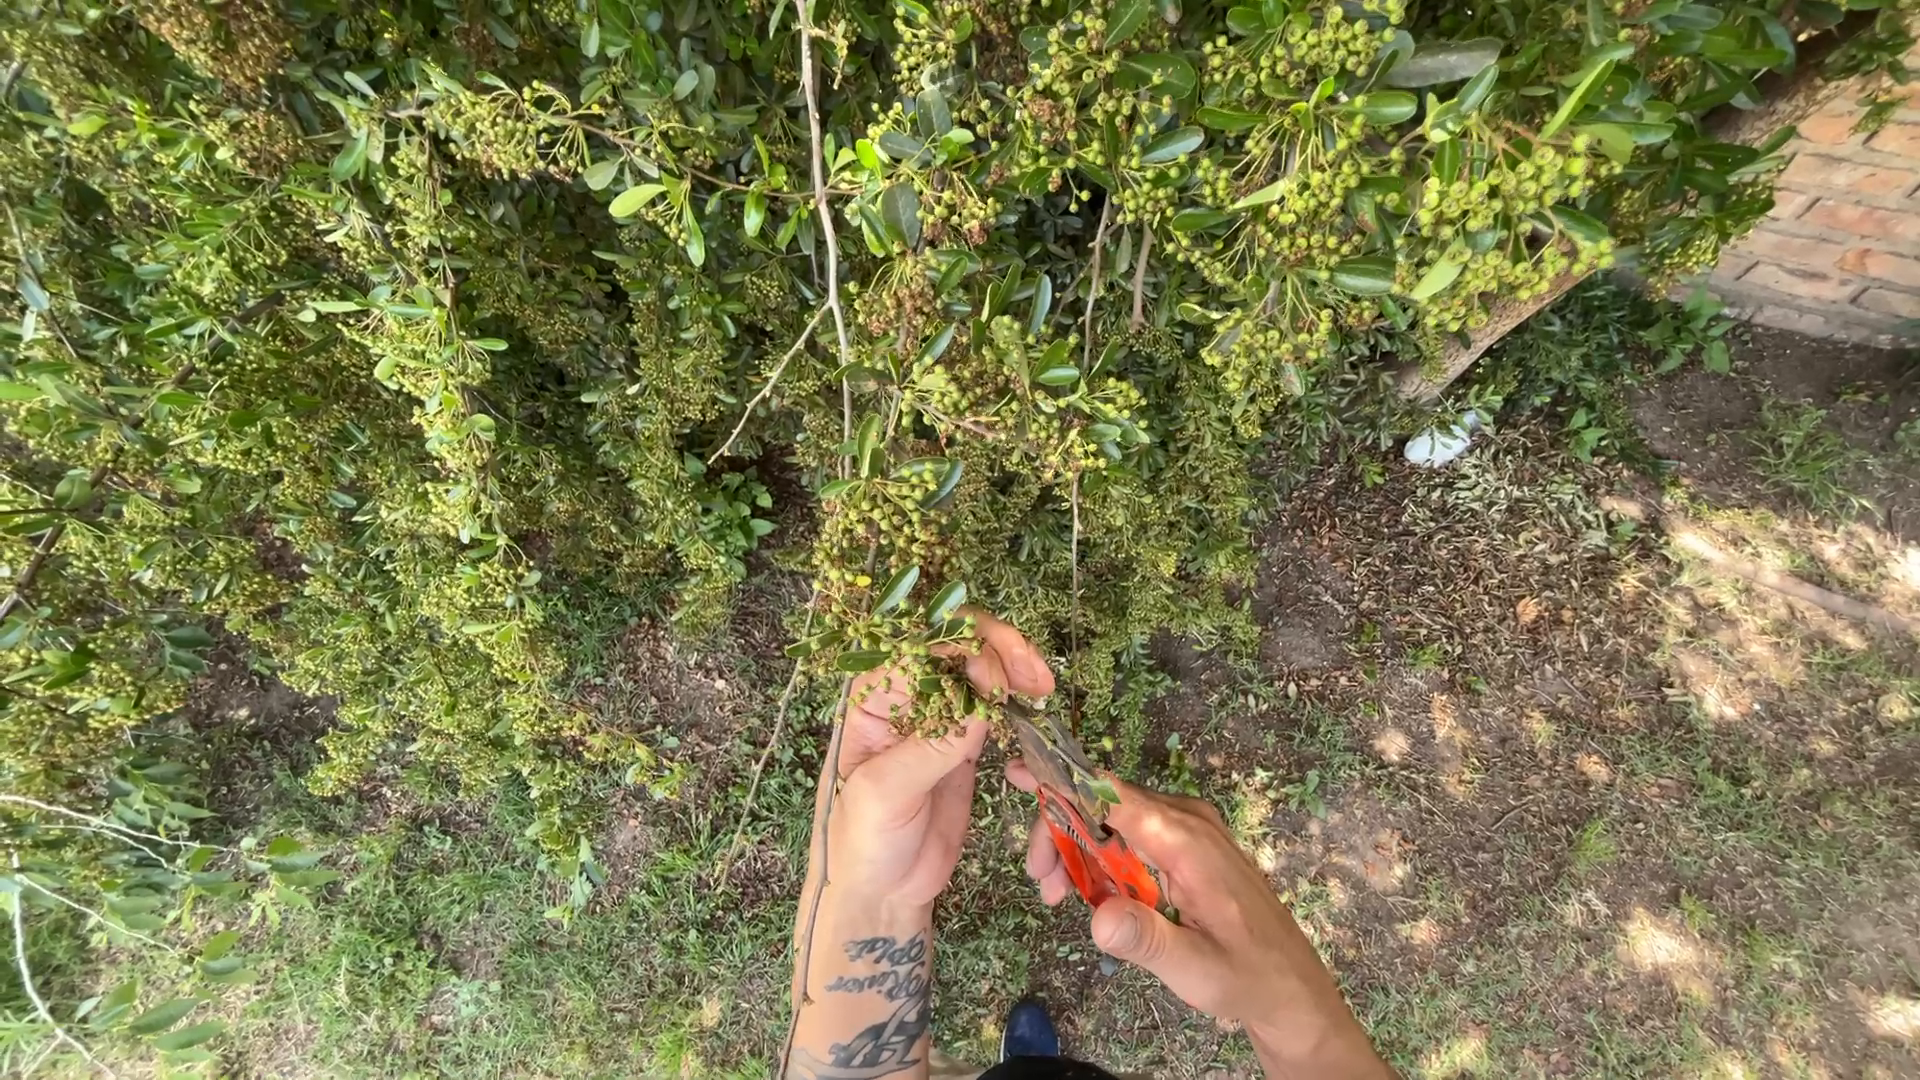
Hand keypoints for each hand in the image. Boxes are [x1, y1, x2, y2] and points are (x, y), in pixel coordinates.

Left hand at [810, 609, 1054, 910]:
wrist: (881, 890)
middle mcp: (906, 694)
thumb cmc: (861, 839)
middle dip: (999, 648)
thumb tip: (982, 699)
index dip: (962, 648)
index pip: (920, 647)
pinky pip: (996, 707)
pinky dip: (1018, 702)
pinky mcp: (966, 742)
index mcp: (874, 694)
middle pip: (956, 645)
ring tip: (1042, 687)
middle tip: (1036, 677)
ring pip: (981, 668)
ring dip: (1015, 668)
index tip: (995, 679)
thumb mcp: (884, 791)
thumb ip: (931, 745)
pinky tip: (1035, 708)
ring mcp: (939, 715)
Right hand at [1008, 769, 1390, 1076]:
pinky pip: (1128, 835)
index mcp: (1186, 838)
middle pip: (1103, 804)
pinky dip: (1099, 857)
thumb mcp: (1197, 969)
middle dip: (1061, 832)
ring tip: (1055, 893)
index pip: (1113, 794)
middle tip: (1039, 880)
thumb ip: (1148, 940)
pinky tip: (1085, 889)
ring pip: (1111, 819)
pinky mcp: (1182, 844)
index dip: (1064, 780)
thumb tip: (1097, 918)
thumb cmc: (1248, 978)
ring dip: (1076, 848)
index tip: (1022, 774)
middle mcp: (1183, 819)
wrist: (1293, 991)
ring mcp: (1184, 828)